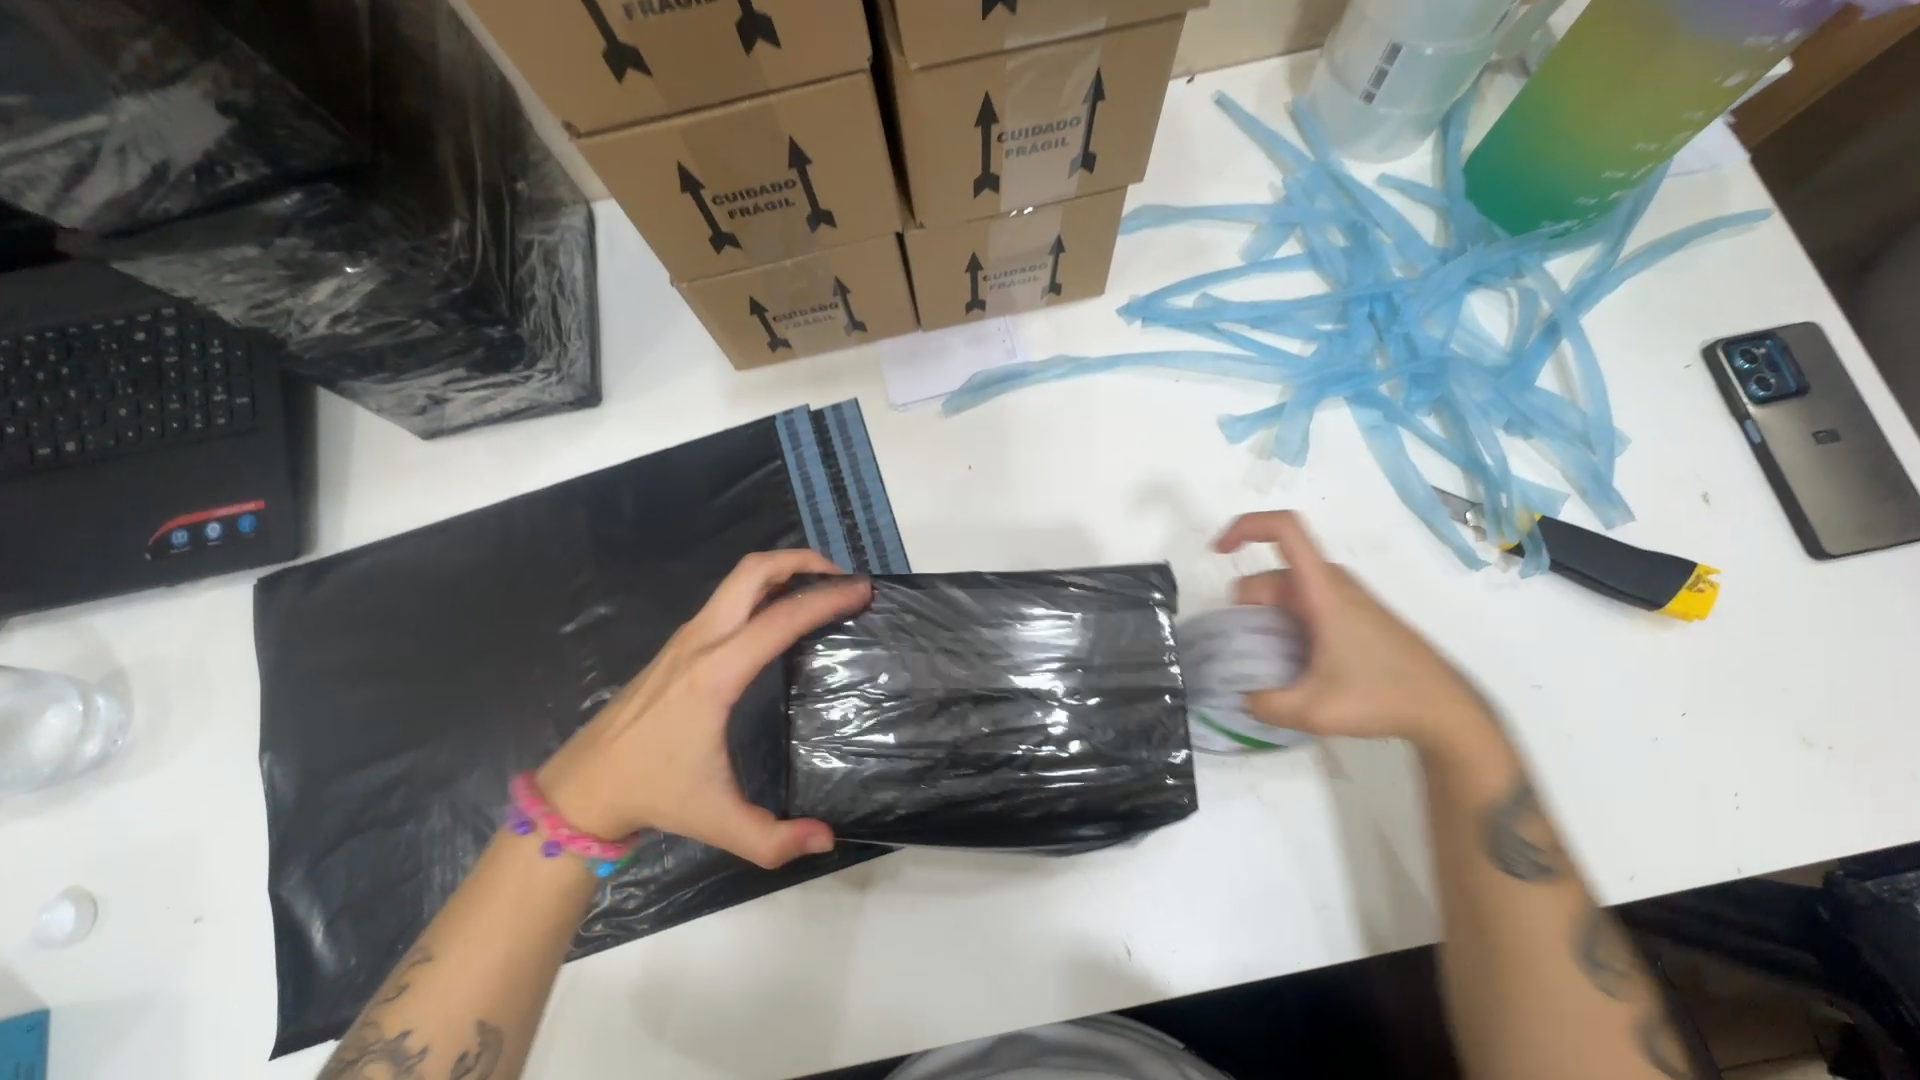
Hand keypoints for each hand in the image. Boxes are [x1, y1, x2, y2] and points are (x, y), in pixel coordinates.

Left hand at [536, 551, 870, 869]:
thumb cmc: (654, 793)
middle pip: (752, 572)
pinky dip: (763, 590)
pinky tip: (781, 616)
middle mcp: (701, 641)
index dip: (826, 600)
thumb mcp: (717, 822)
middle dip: (801, 562)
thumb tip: (827, 840)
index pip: (780, 619)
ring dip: (782, 572)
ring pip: (737, 580)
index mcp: (715, 674)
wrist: (584, 784)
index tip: (862, 591)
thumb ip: (773, 840)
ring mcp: (686, 638)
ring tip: (821, 590)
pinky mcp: (679, 645)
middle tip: (842, 578)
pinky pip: (728, 599)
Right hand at [1214, 511, 1490, 748]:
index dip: (1244, 527)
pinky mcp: (1351, 614)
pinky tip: (1297, 668)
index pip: (1284, 529)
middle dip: (1247, 611)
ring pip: (1283, 595)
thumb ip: (1264, 703)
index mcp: (1322, 590)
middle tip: (1250, 657)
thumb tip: (1243, 695)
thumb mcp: (1313, 712)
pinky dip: (1285, 630)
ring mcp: (1343, 598)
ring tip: (1276, 668)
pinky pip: (1301, 608)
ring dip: (1266, 624)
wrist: (1444, 708)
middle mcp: (1332, 583)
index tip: (1218, 552)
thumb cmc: (1382, 697)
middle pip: (1269, 576)